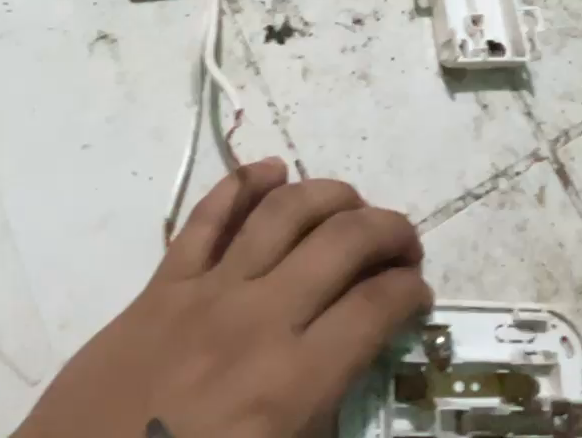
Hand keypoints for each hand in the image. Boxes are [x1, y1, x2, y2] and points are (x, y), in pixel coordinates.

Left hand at [14, 159, 432, 437]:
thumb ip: (324, 416)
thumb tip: (355, 378)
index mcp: (292, 382)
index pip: (374, 308)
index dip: (409, 291)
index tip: (418, 292)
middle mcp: (259, 318)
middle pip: (342, 243)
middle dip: (388, 231)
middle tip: (403, 244)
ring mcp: (207, 291)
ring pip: (282, 213)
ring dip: (328, 195)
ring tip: (353, 202)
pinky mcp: (162, 282)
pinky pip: (207, 216)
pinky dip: (243, 184)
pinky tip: (271, 169)